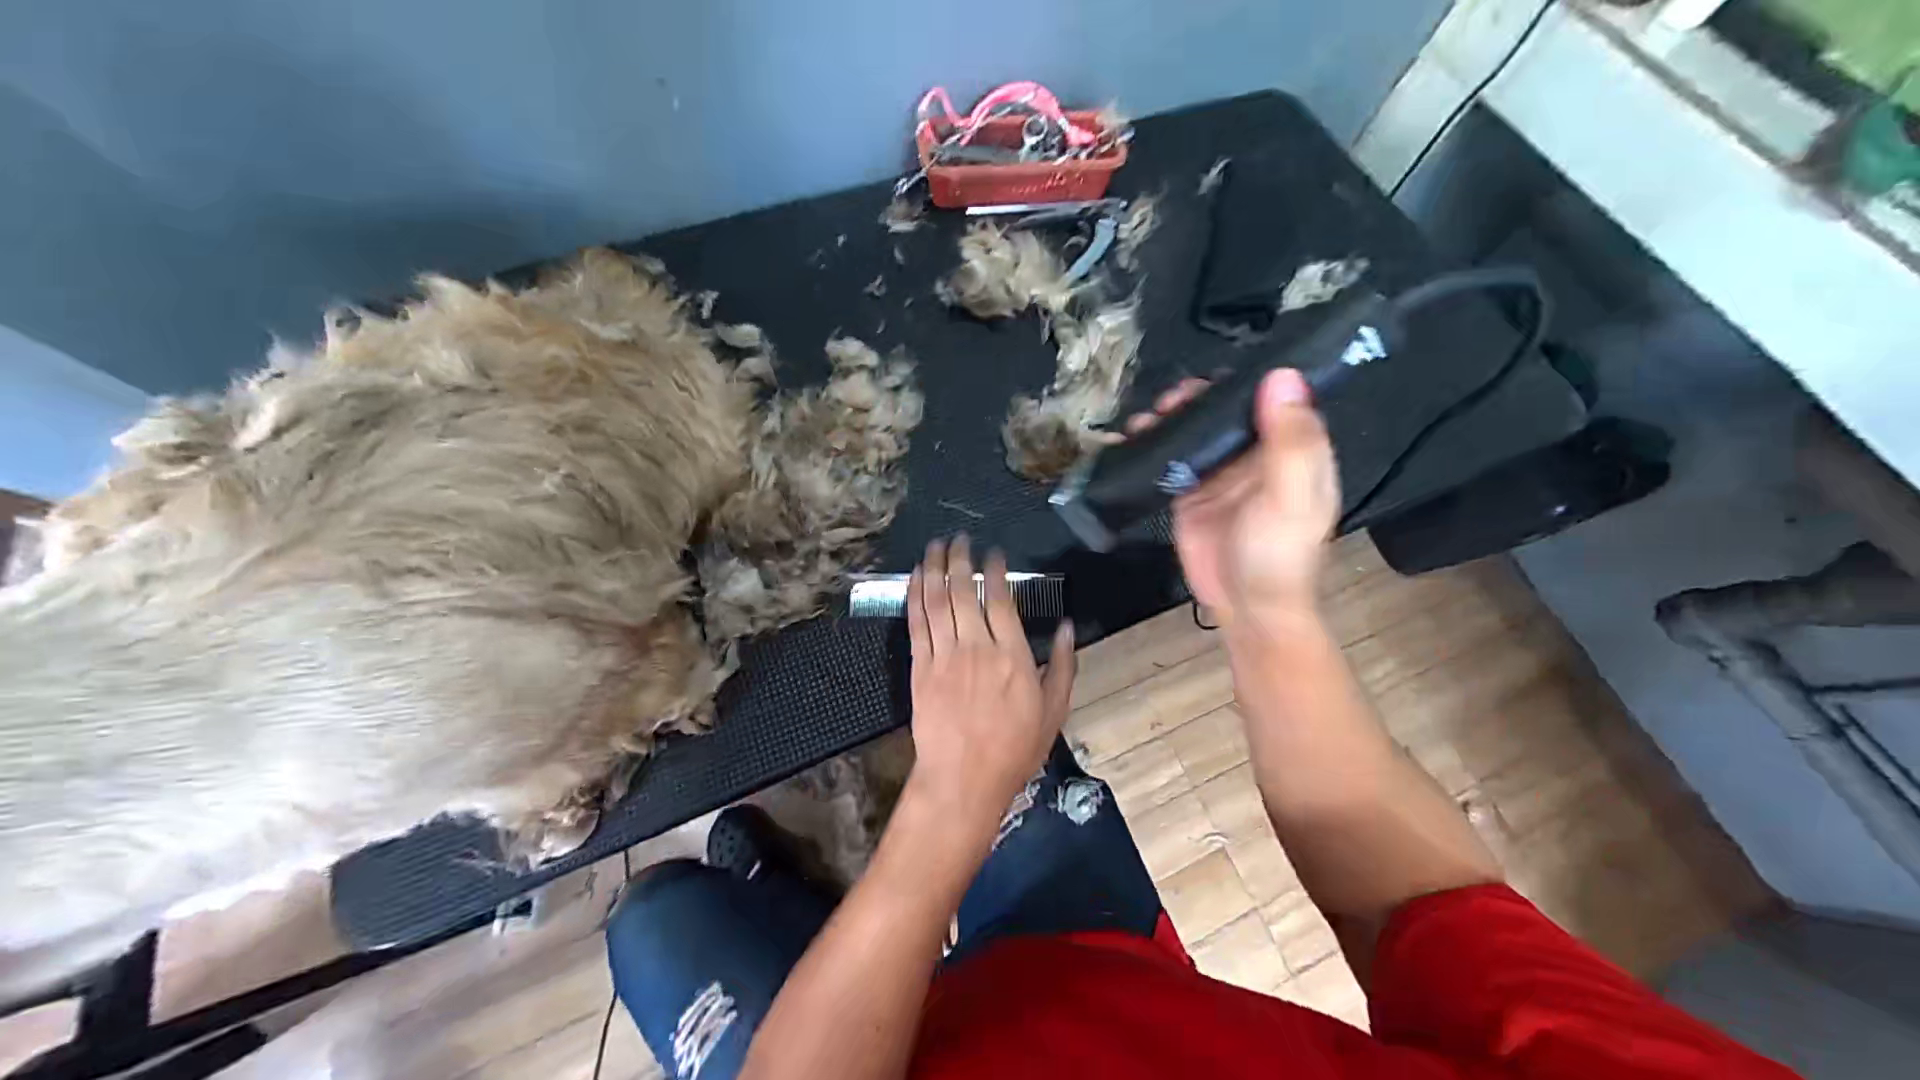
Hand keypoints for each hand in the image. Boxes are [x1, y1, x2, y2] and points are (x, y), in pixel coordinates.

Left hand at [903, 535, 1075, 832]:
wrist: (963, 779)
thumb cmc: (1014, 749)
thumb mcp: (1053, 711)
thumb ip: (1064, 666)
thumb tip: (1070, 628)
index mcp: (1012, 655)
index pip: (1001, 599)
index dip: (995, 570)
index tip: (993, 554)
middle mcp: (976, 647)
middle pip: (964, 591)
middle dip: (961, 559)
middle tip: (960, 539)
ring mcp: (944, 656)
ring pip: (937, 600)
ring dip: (935, 568)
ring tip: (936, 546)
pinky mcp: (920, 668)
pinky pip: (917, 623)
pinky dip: (916, 596)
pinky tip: (916, 577)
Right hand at [1124, 369, 1338, 629]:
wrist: (1246, 608)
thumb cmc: (1279, 554)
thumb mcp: (1293, 495)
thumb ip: (1290, 440)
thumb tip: (1281, 375)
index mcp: (1290, 448)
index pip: (1270, 398)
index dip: (1243, 380)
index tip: (1211, 375)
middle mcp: (1253, 454)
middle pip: (1223, 410)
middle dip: (1195, 398)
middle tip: (1170, 400)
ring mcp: (1218, 473)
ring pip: (1193, 430)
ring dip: (1170, 417)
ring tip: (1147, 418)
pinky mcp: (1188, 492)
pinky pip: (1168, 459)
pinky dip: (1149, 445)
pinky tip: (1130, 437)